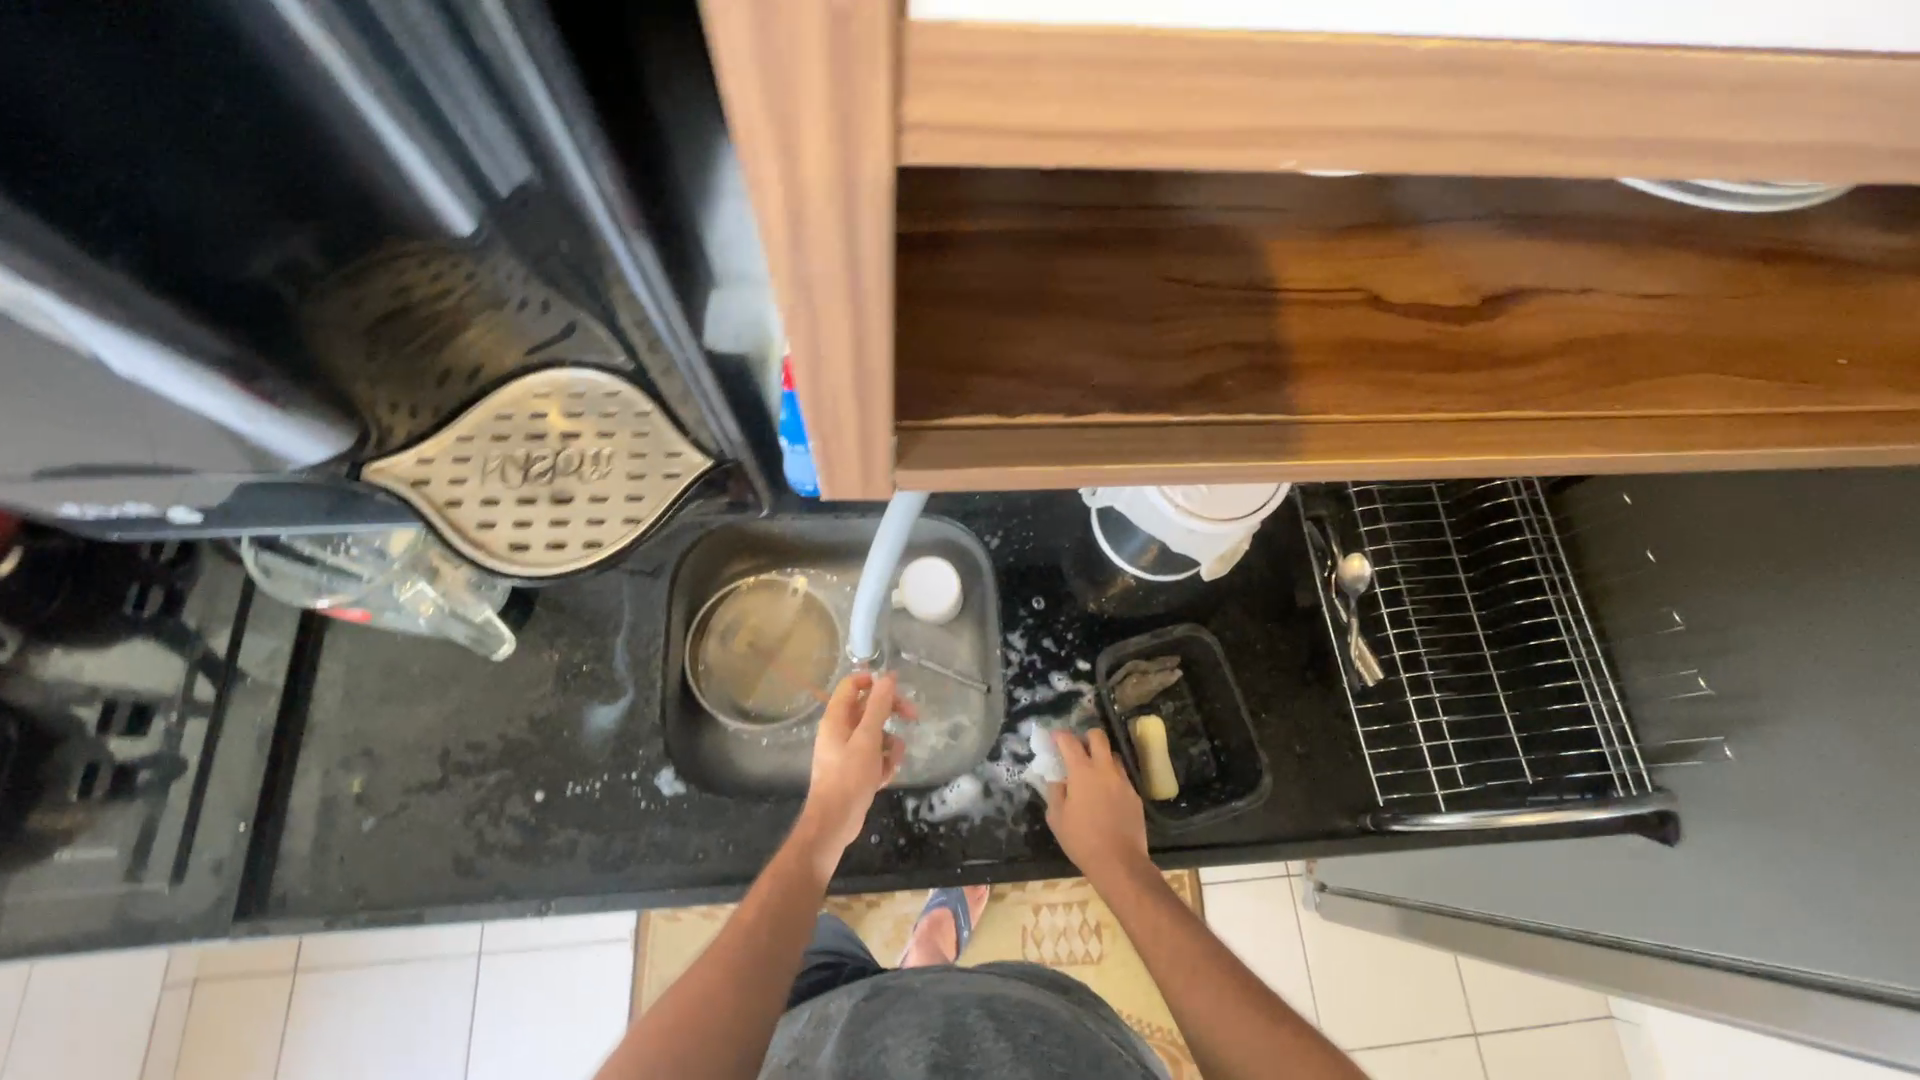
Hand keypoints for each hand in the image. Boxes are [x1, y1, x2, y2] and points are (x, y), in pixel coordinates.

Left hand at [795, 673, 907, 871]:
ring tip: (891, 763)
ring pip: (877, 735)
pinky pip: (875, 756)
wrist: (834, 822)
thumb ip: (878, 706)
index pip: (852, 684)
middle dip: (891, 714)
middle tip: (913, 717)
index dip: (874, 682)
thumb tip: (887, 677)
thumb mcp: (868, 738)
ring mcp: (847, 750)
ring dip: (890, 746)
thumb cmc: (849, 777)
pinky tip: (883, 779)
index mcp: (836, 718)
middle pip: (869, 709)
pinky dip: (883, 764)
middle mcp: (840, 730)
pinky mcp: (855, 769)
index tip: (897, 688)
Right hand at [1045, 729, 1150, 886]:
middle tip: (1077, 750)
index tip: (1054, 738)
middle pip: (1098, 737)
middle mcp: (1105, 769)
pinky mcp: (1135, 795)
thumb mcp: (1056, 817)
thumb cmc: (1081, 840)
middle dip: (1085, 737)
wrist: (1119, 862)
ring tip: (1093, 773)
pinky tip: (1106, 796)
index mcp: (1082, 772)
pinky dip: (1111, 778)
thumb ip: (1055, 792)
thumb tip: (1058, 779)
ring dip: (1101, 757)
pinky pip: (1122, 777)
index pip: (1069, 741)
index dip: (1060, 736)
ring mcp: (1123, 781)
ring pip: (1113, 756)